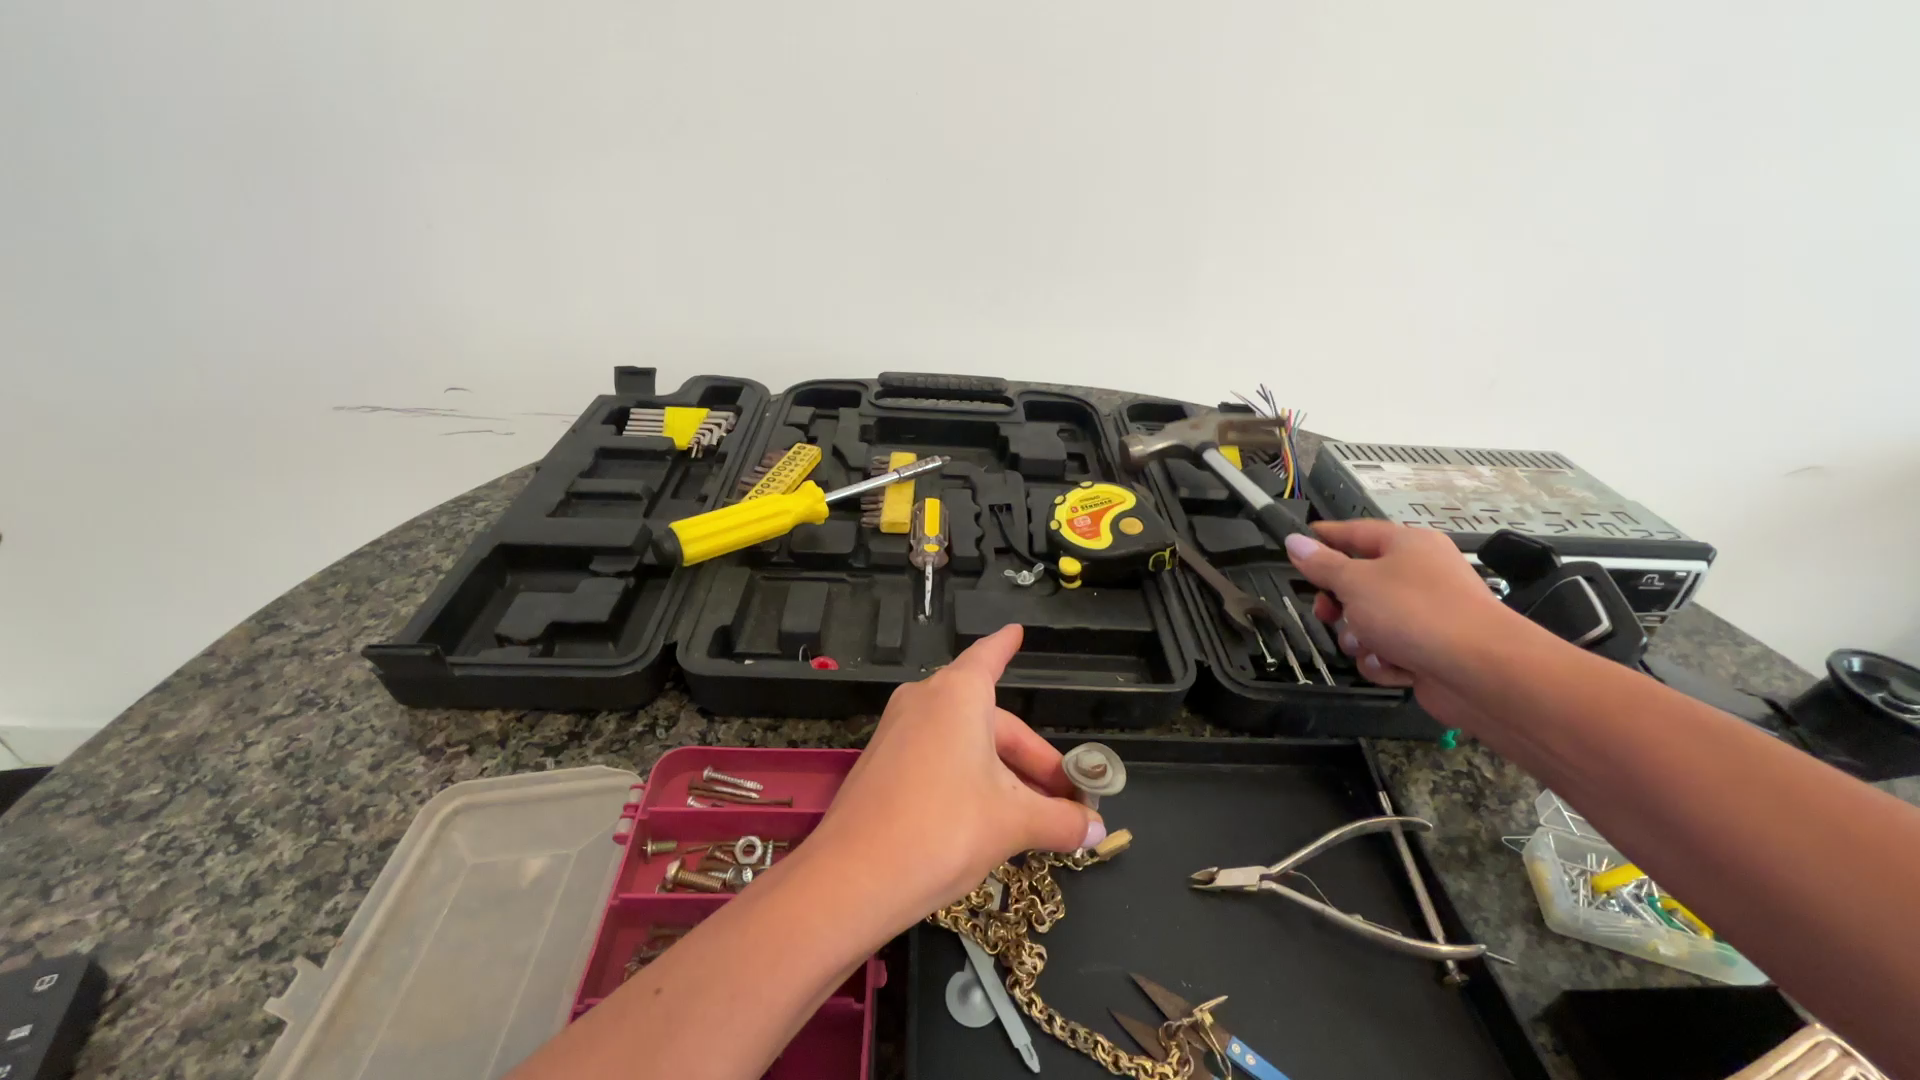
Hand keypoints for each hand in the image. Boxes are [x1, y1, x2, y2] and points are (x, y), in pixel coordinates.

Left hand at [805, 624, 1103, 919]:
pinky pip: (937, 760)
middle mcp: (924, 703)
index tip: (1017, 631)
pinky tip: (988, 822)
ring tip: (1034, 818)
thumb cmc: (942, 830)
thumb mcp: (1012, 824)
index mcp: (957, 696)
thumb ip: (1059, 821)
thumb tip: (1096, 829)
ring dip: (1003, 776)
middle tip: (1066, 799)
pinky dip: (969, 781)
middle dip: (1031, 760)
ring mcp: (897, 734)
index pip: (989, 657)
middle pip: (991, 720)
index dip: (1006, 646)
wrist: (852, 879)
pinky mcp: (882, 767)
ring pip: (965, 745)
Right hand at [1284, 521, 1520, 721]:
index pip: (1355, 532)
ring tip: (1368, 645)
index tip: (1296, 543)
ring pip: (1368, 622)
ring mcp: (1425, 614)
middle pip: (1358, 582)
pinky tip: (1393, 666)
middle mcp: (1418, 575)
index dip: (1324, 537)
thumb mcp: (1356, 582)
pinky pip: (1387, 650)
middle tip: (1325, 613)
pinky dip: (1383, 660)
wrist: (1481, 670)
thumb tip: (1294, 541)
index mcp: (1407, 545)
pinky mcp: (1428, 649)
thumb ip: (1321, 564)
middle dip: (1339, 603)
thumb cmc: (1415, 612)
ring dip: (1359, 638)